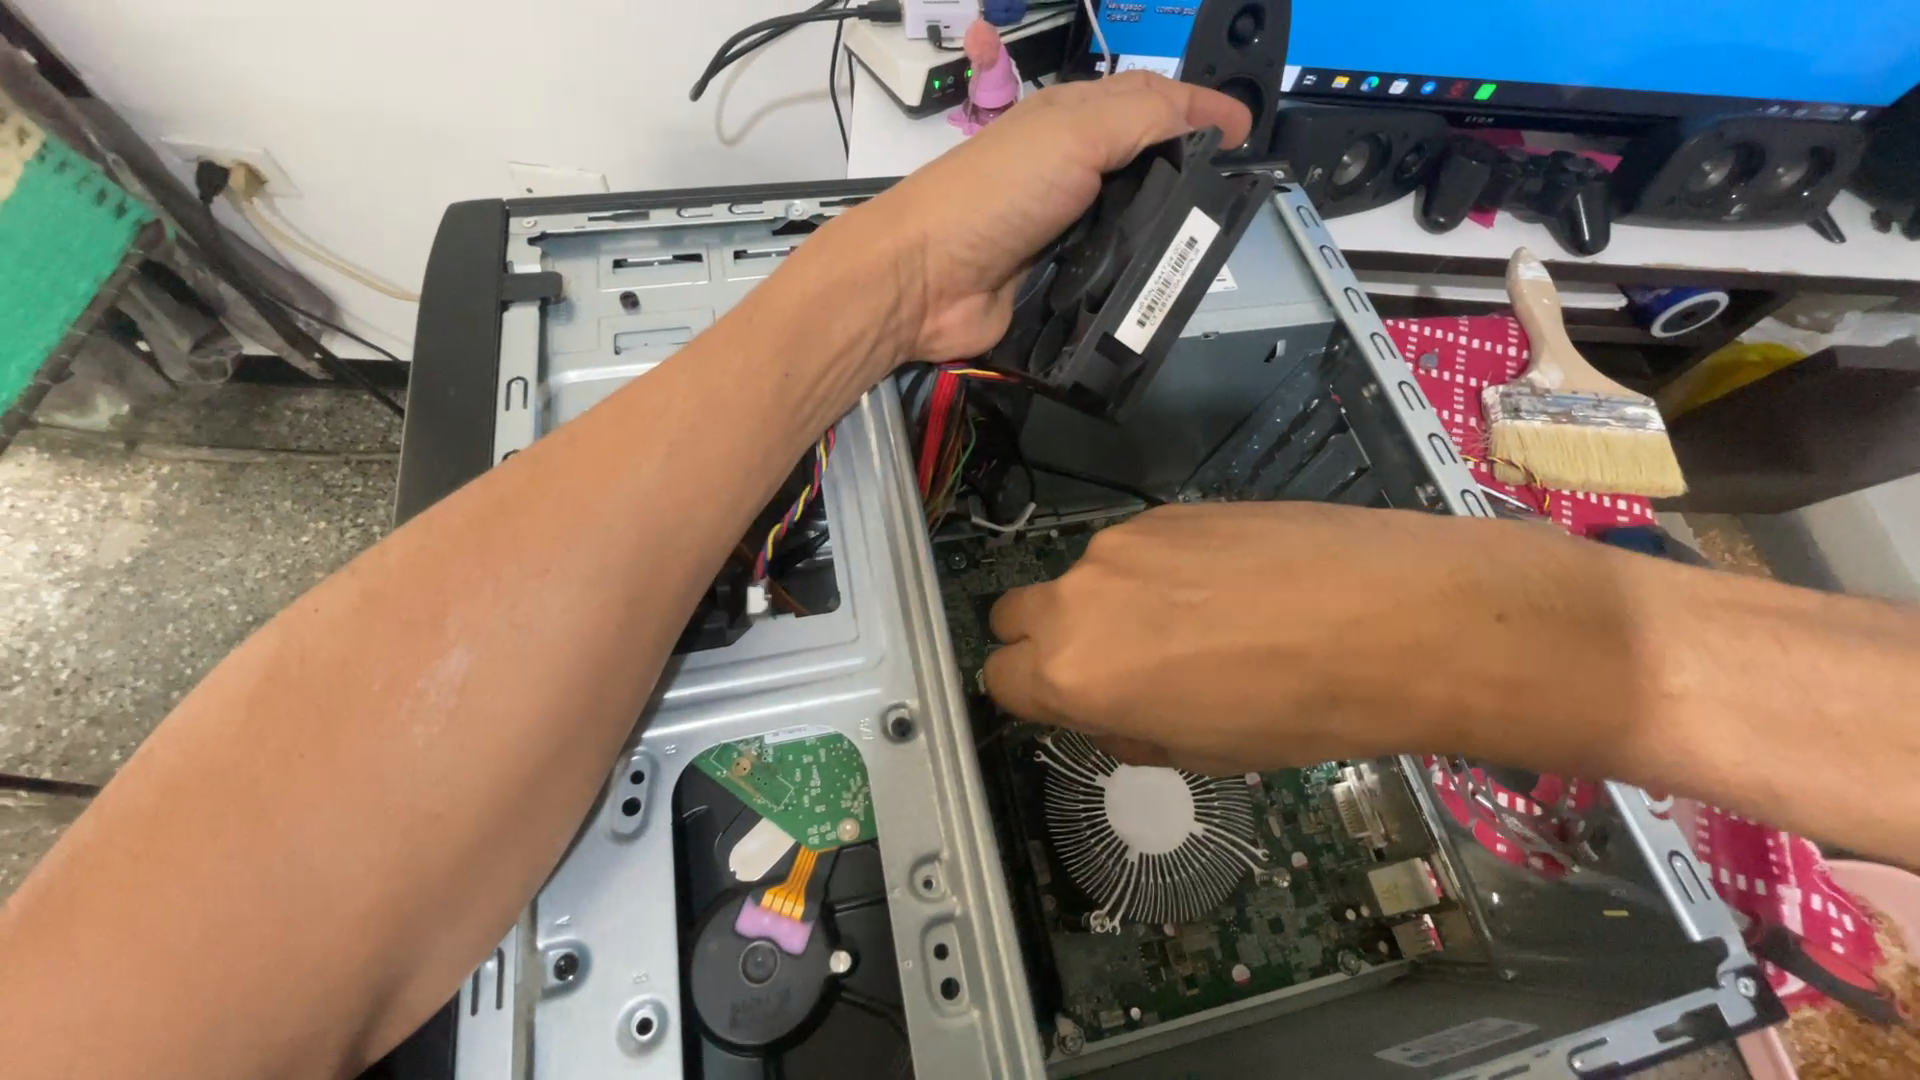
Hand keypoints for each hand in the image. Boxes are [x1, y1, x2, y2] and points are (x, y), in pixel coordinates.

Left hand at [836, 72, 1252, 364]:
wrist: (925, 281)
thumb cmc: (993, 195)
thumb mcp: (1073, 133)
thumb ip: (1142, 117)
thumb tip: (1205, 115)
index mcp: (1072, 123)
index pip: (1150, 104)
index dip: (1200, 111)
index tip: (1246, 132)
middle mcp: (1070, 174)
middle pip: (1145, 170)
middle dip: (1190, 179)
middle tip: (1233, 199)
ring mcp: (1063, 232)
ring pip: (1131, 229)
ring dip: (1165, 237)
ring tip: (1207, 249)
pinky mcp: (1056, 285)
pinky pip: (1107, 280)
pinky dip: (1133, 282)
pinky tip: (1160, 288)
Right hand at [982, 502, 1643, 775]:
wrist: (1393, 615)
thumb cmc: (1297, 710)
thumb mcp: (1200, 754)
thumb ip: (1124, 728)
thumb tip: (1106, 708)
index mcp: (1074, 672)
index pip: (1001, 678)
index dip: (1032, 696)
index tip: (1073, 703)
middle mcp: (1078, 597)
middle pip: (1013, 616)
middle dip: (1044, 643)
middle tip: (1113, 663)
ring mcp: (1120, 544)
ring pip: (1079, 580)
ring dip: (1107, 604)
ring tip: (1194, 620)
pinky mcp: (1163, 509)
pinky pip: (1131, 550)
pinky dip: (1153, 571)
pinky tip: (1223, 584)